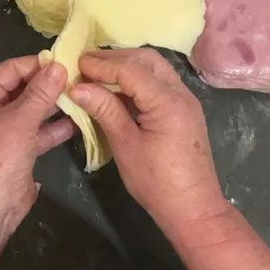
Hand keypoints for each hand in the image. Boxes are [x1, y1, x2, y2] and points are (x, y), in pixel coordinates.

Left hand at [0, 56, 75, 247]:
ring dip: (55, 106)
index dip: (36, 64)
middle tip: (81, 77)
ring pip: (32, 111)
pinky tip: (79, 122)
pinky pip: (38, 133)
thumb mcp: (18, 123)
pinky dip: (55, 128)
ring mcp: (4, 134)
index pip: (9, 70)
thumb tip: (59, 66)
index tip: (66, 61)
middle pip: (22, 89)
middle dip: (48, 85)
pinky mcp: (18, 153)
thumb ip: (40, 94)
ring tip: (85, 95)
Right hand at [69, 49, 229, 234]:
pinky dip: (137, 79)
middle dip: (115, 58)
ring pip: (155, 68)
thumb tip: (76, 87)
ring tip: (98, 73)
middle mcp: (181, 93)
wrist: (194, 210)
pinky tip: (117, 90)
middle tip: (86, 64)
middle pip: (146, 59)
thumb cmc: (157, 183)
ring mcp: (185, 100)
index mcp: (168, 101)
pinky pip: (159, 82)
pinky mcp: (184, 110)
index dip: (101, 65)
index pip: (130, 69)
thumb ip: (104, 110)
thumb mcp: (126, 145)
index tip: (76, 64)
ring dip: (127, 65)